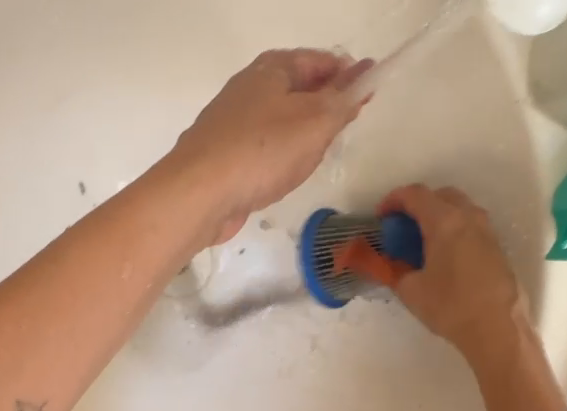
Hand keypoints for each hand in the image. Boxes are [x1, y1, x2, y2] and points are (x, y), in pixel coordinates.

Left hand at [171, 50, 374, 244]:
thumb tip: (363, 77)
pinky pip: (262, 150)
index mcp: (273, 69)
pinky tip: (284, 176)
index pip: (320, 61)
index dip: (347, 76)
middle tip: (343, 130)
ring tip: (316, 157)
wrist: (200, 193)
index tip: (366, 98)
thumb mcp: (315, 123)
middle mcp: (250, 88)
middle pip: (298, 91)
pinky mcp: (224, 156)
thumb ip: (342, 101)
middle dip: (324, 106)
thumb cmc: (263, 152)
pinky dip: (279, 157)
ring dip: (301, 135)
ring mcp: (233, 123)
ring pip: (279, 122)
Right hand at [379, 185, 530, 357]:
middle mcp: (468, 217)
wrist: (497, 328)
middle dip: (418, 205)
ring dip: (439, 216)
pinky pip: (471, 226)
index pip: (415, 195)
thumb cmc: (451, 307)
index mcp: (444, 221)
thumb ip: (394, 271)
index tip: (381, 216)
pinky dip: (454, 230)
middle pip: (441, 196)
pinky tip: (445, 256)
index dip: (394, 200)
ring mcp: (487, 231)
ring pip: (459, 209)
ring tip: (423, 242)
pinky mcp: (497, 247)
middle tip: (403, 227)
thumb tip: (388, 264)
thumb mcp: (411, 291)